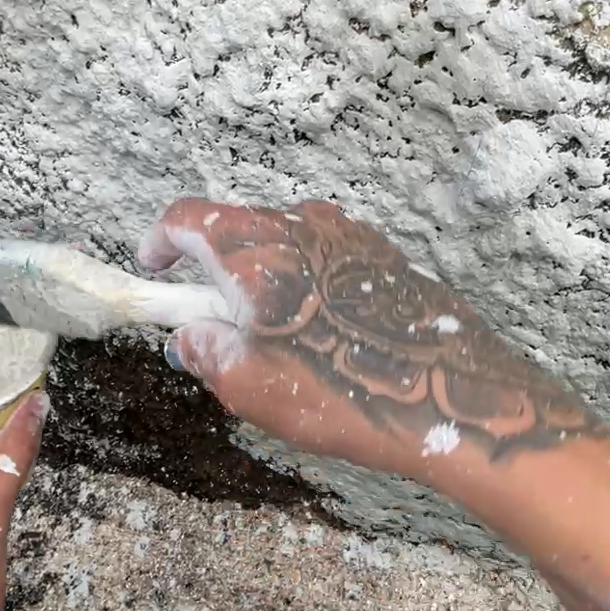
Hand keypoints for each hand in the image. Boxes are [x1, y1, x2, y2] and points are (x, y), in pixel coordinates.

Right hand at [140, 198, 605, 486]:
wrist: (453, 392)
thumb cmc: (345, 392)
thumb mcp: (254, 387)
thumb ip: (207, 351)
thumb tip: (187, 335)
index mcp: (255, 250)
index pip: (187, 218)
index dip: (161, 240)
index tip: (156, 268)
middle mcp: (299, 225)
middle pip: (234, 226)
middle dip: (212, 265)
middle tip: (217, 318)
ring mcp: (346, 232)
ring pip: (281, 237)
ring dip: (261, 269)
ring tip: (274, 327)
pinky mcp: (379, 249)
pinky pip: (322, 248)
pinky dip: (303, 272)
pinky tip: (321, 322)